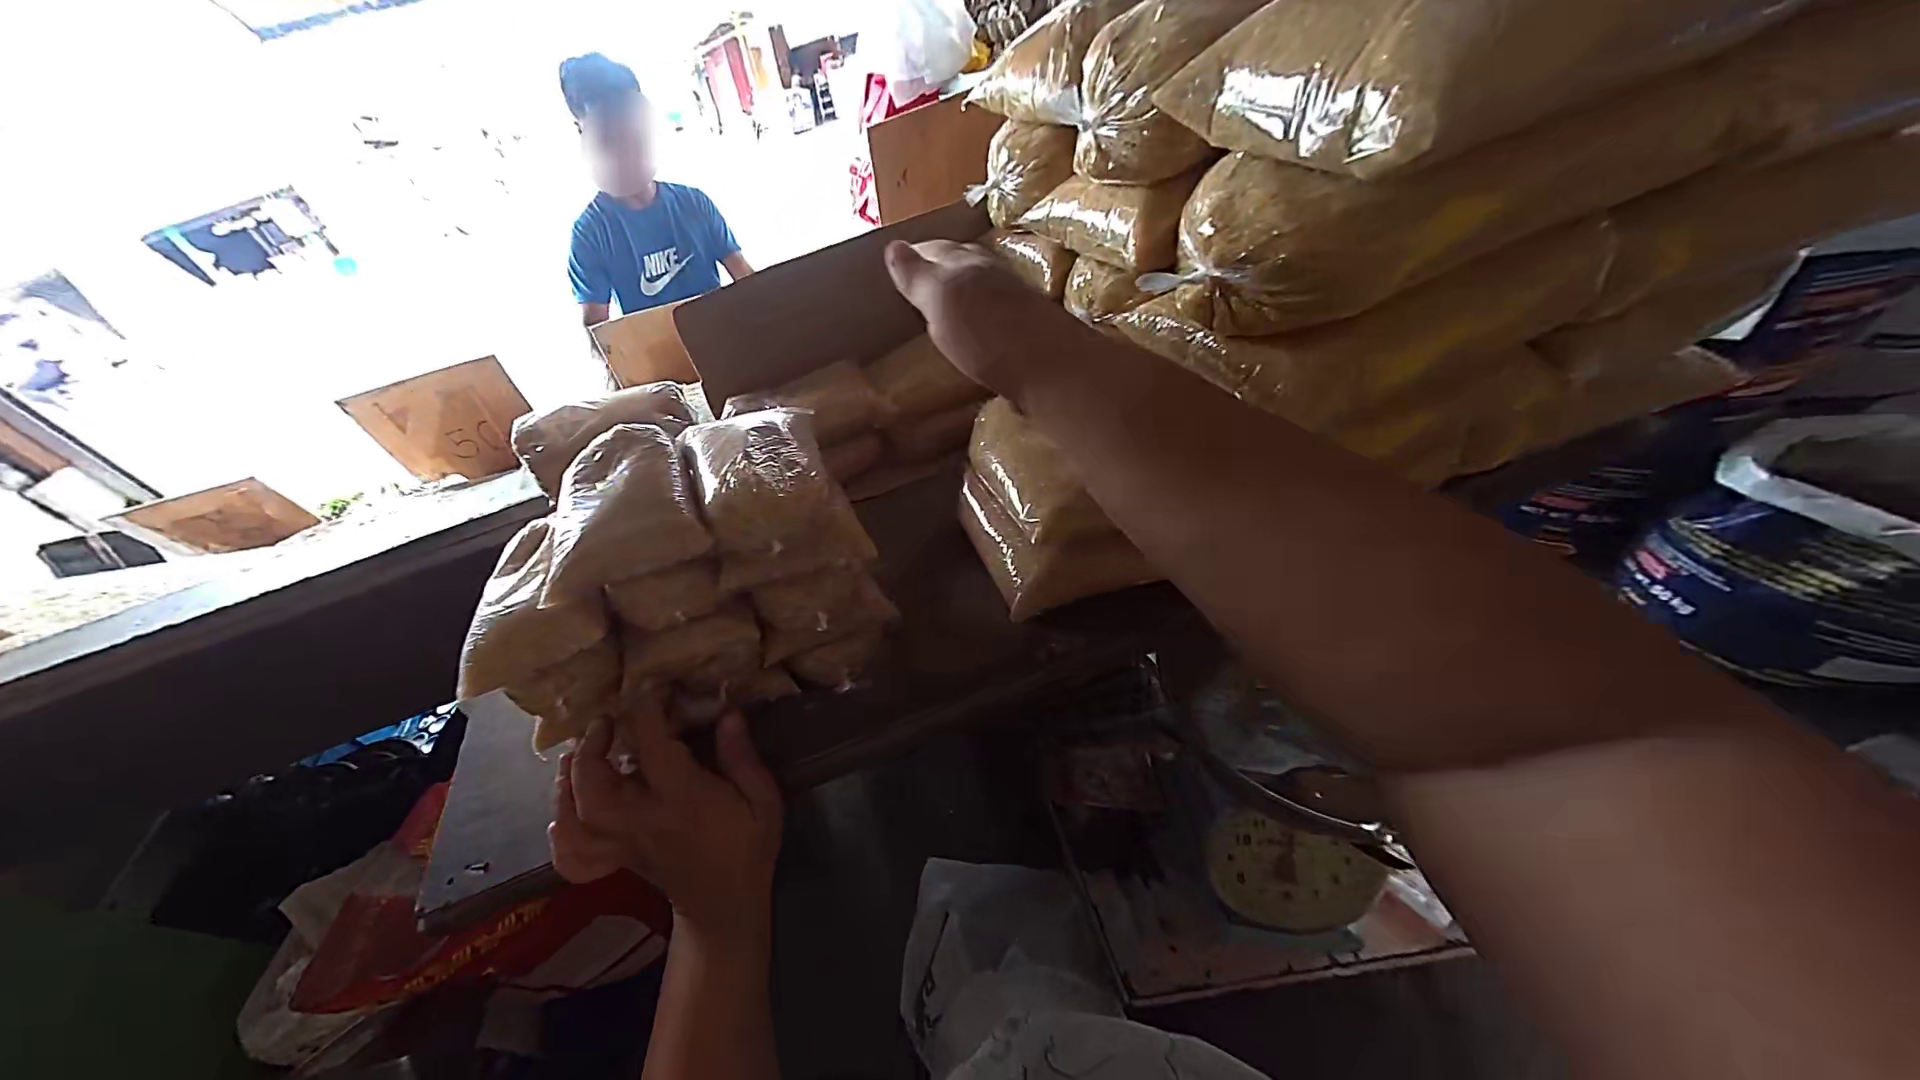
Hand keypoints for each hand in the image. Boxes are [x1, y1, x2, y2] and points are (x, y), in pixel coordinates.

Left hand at [550, 707, 783, 936]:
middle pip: (595, 788)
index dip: (648, 710)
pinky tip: (566, 806)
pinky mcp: (617, 858)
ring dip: (570, 780)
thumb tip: (727, 713)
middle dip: (592, 748)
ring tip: (580, 751)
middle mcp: (644, 821)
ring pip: (577, 817)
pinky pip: (575, 852)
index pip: (654, 748)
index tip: (654, 685)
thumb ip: (743, 757)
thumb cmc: (749, 848)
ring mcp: (624, 844)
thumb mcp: (764, 799)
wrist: (726, 907)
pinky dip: (561, 830)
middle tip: (605, 721)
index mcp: (683, 801)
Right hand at [884, 239, 1087, 403]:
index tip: (897, 266)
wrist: (1050, 368)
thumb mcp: (940, 303)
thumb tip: (893, 246)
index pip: (932, 249)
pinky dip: (981, 315)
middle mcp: (991, 274)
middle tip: (920, 283)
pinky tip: (978, 330)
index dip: (913, 255)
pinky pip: (997, 312)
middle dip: (939, 267)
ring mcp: (1014, 299)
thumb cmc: (987, 336)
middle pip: (960, 261)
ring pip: (982, 285)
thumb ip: (917, 276)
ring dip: (964, 290)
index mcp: (965, 264)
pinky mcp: (1029, 328)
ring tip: (947, 306)